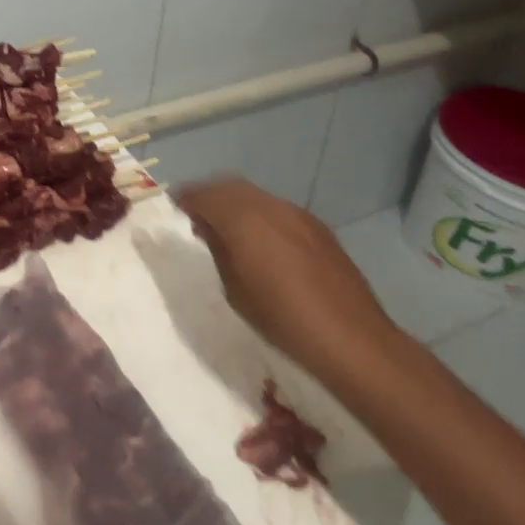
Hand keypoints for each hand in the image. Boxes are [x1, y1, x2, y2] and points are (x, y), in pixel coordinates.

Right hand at [174, 178, 401, 379]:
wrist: (350, 338)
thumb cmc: (281, 318)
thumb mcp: (234, 288)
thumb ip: (217, 249)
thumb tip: (206, 226)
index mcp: (242, 218)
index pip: (203, 194)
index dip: (185, 198)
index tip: (174, 208)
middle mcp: (269, 205)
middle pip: (229, 186)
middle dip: (209, 195)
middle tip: (196, 216)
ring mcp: (298, 213)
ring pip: (256, 195)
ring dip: (236, 204)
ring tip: (227, 230)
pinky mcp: (318, 227)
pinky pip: (278, 209)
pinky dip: (260, 215)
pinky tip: (262, 241)